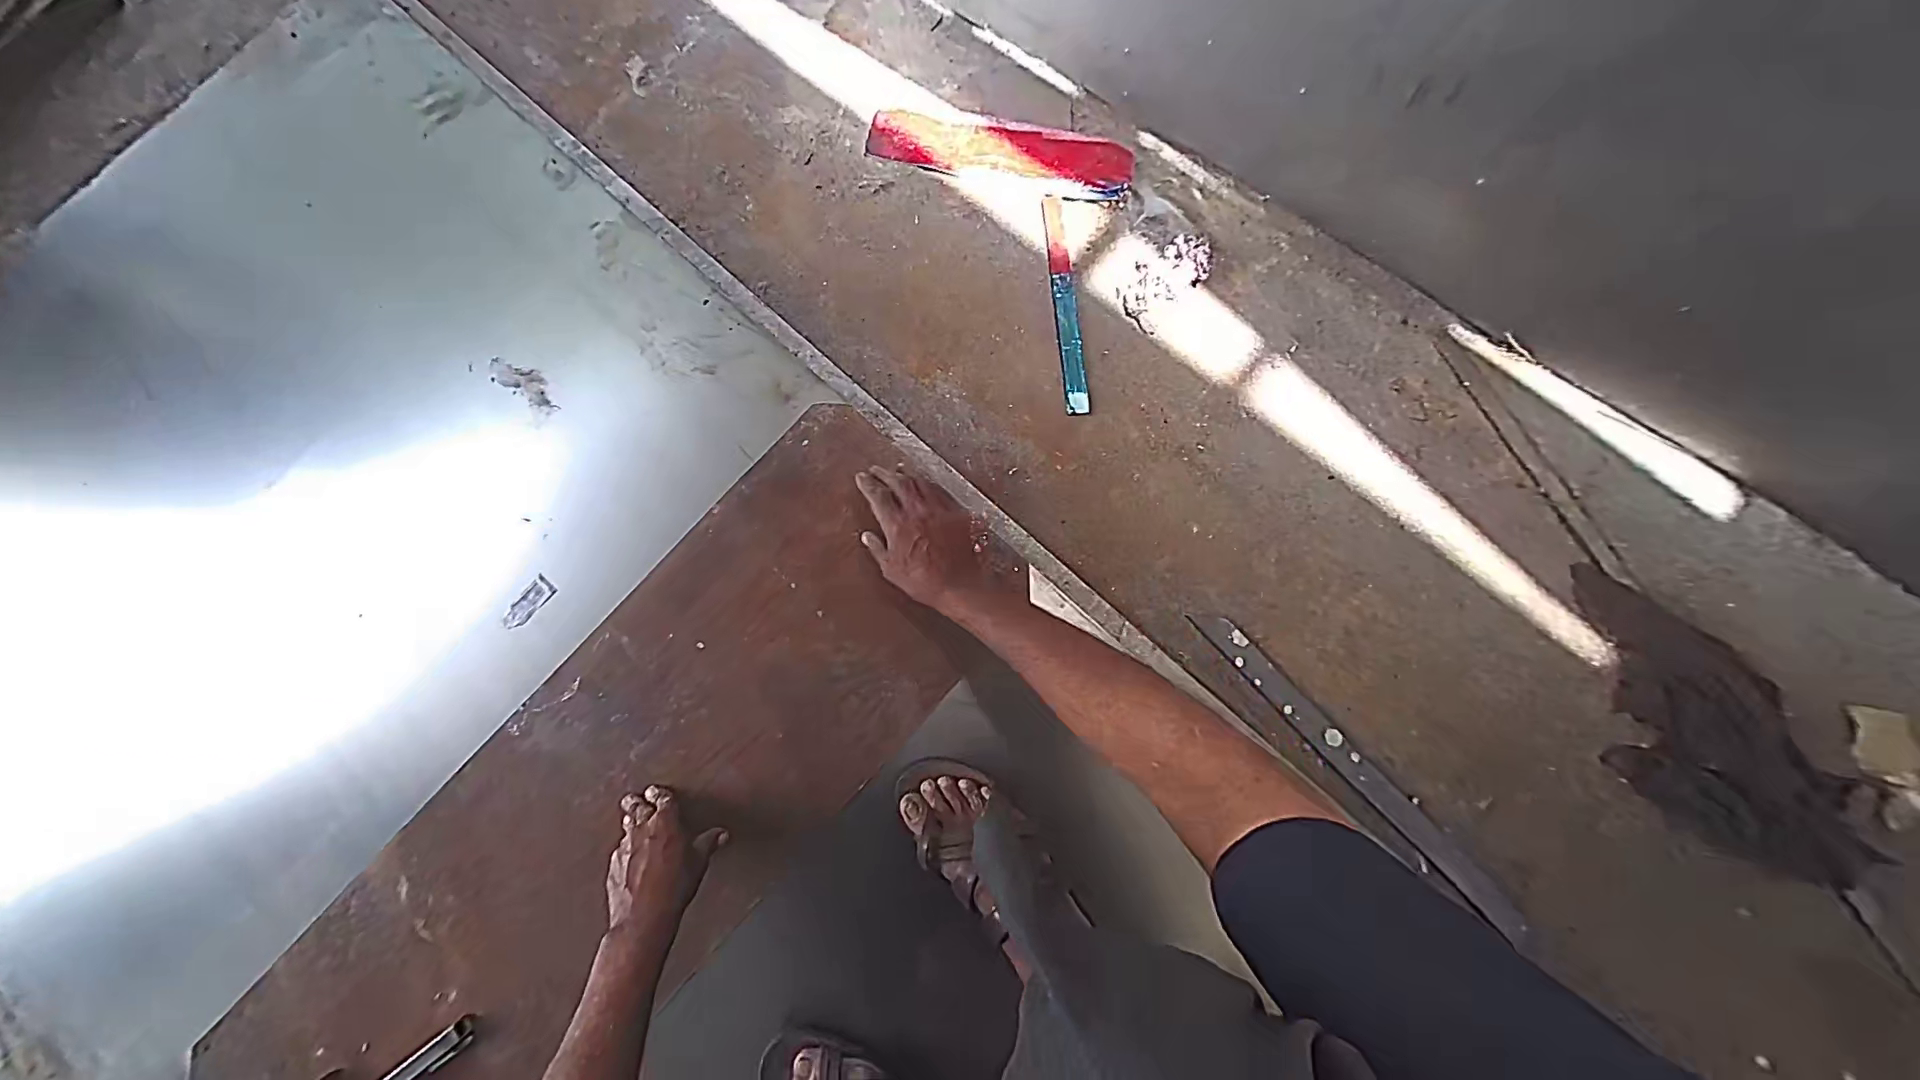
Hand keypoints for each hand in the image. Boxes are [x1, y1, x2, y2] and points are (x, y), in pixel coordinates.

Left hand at [605, 786, 727, 932]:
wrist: (643, 918)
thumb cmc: (673, 888)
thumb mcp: (699, 862)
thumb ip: (708, 843)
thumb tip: (719, 835)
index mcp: (665, 824)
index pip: (662, 799)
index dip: (660, 793)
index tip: (658, 791)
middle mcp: (642, 831)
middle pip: (637, 808)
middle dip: (637, 802)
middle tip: (637, 798)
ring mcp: (624, 849)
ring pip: (626, 828)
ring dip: (630, 823)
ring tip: (631, 820)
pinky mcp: (613, 867)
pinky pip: (619, 850)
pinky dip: (625, 848)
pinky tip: (629, 854)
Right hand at [855, 466, 992, 613]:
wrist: (961, 585)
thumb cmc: (926, 582)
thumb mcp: (892, 570)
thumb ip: (878, 549)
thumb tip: (867, 536)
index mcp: (897, 524)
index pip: (878, 495)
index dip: (868, 484)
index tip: (862, 477)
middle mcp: (918, 511)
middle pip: (898, 482)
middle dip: (884, 473)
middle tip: (876, 471)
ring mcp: (939, 509)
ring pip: (919, 482)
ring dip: (906, 476)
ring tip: (898, 474)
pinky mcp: (957, 512)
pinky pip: (939, 490)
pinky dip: (927, 484)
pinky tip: (925, 486)